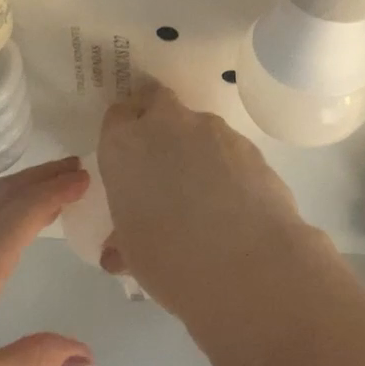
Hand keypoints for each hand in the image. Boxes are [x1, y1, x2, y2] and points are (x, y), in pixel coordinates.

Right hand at [96, 82, 323, 316]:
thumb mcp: (133, 254)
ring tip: (203, 193)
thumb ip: (124, 236)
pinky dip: (226, 164)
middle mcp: (167, 125)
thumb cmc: (172, 262)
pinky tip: (233, 200)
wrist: (248, 264)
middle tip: (161, 159)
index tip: (128, 156)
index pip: (116, 118)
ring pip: (197, 126)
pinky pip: (227, 147)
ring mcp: (212, 130)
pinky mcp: (248, 143)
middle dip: (158, 120)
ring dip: (195, 147)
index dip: (122, 133)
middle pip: (157, 101)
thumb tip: (119, 248)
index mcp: (126, 146)